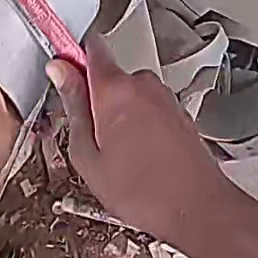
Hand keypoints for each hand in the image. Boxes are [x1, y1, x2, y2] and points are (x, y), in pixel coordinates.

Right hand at [46, 35, 245, 248]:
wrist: (198, 210)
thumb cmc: (145, 191)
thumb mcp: (87, 154)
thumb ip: (72, 106)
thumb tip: (59, 73)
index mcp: (114, 89)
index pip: (89, 47)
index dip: (71, 55)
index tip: (60, 67)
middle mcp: (142, 84)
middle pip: (108, 76)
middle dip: (95, 98)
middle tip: (89, 134)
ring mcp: (164, 97)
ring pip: (128, 94)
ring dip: (119, 114)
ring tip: (118, 153)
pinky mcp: (179, 111)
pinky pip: (148, 107)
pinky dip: (140, 124)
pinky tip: (139, 156)